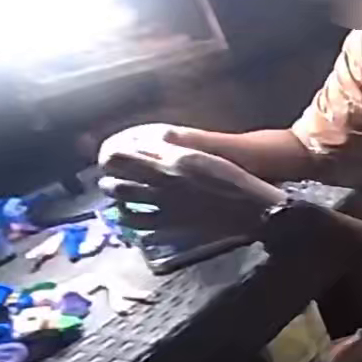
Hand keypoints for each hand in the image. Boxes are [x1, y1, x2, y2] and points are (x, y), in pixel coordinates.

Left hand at [98, 127, 285, 237]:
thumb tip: (159, 136)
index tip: (113, 154)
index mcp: (168, 165)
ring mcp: (164, 209)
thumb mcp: (207, 156)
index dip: (111, 156)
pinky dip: (131, 219)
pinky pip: (141, 225)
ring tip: (118, 193)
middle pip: (116, 184)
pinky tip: (132, 215)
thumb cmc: (235, 179)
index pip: (120, 158)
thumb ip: (180, 146)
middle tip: (111, 175)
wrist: (253, 210)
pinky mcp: (173, 226)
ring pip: (123, 206)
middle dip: (109, 178)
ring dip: (117, 198)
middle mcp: (160, 187)